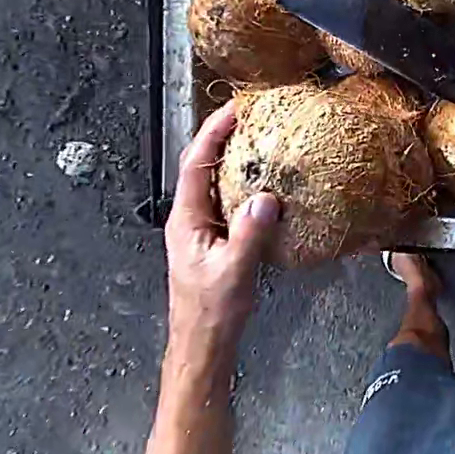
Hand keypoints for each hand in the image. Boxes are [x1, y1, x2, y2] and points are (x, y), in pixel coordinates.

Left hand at [165, 101, 278, 363]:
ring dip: (237, 159)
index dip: (213, 133)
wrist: (203, 343)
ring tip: (263, 141)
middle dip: (225, 137)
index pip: (195, 163)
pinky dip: (247, 184)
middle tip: (254, 117)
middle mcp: (191, 218)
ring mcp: (204, 228)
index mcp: (186, 219)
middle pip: (204, 166)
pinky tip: (268, 184)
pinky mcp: (218, 239)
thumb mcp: (233, 272)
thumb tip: (266, 198)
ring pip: (219, 182)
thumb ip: (249, 235)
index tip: (235, 110)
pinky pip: (231, 201)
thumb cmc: (210, 312)